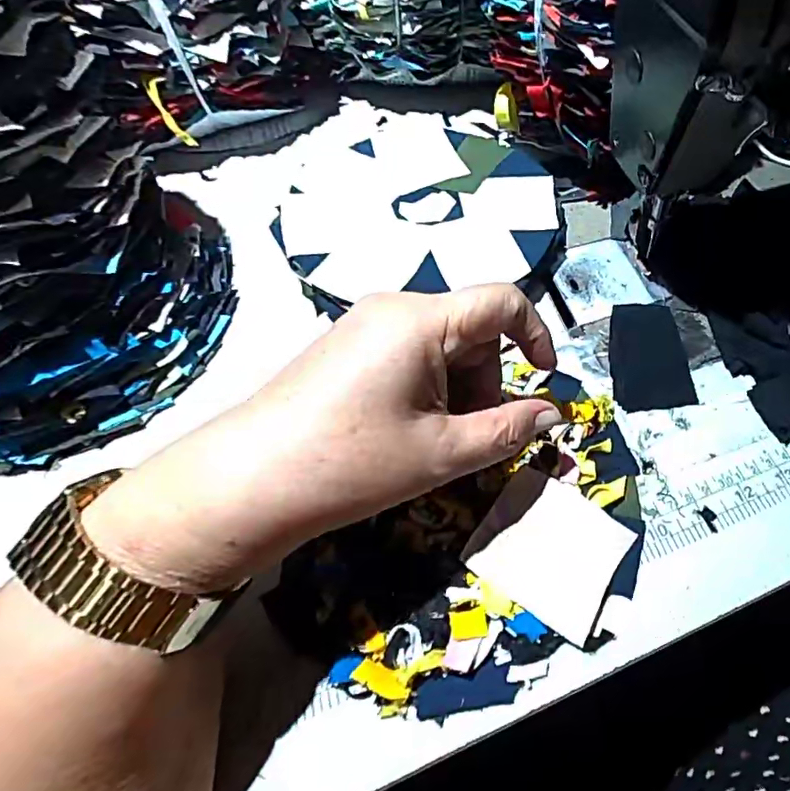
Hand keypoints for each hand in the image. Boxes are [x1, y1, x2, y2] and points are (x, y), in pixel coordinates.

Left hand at [81, 286, 563, 592]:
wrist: (237, 489)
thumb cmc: (348, 464)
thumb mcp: (444, 453)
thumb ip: (510, 429)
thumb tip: (552, 413)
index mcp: (421, 321)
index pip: (503, 301)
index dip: (537, 334)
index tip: (544, 377)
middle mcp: (395, 310)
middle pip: (475, 331)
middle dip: (490, 381)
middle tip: (474, 436)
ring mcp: (366, 327)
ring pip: (447, 348)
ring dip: (462, 390)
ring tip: (437, 442)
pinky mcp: (349, 349)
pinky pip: (415, 357)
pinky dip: (432, 390)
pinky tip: (411, 432)